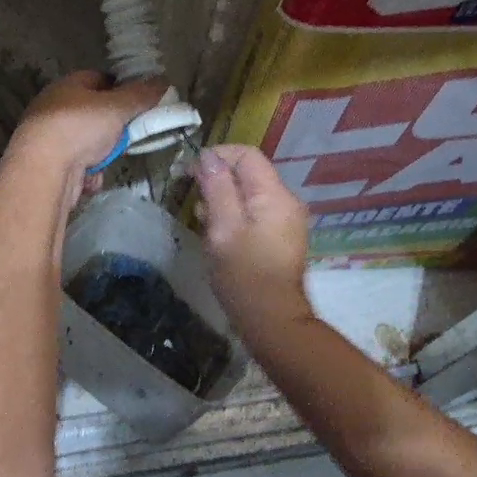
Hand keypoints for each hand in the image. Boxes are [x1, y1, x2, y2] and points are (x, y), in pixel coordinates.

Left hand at [9, 71, 169, 174]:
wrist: (42, 169)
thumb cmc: (80, 127)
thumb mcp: (117, 107)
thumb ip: (141, 95)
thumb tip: (163, 81)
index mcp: (67, 86)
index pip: (99, 79)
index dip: (121, 89)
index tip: (139, 104)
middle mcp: (53, 108)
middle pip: (93, 115)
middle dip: (112, 129)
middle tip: (127, 137)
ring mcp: (47, 137)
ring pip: (86, 144)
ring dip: (100, 155)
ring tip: (106, 161)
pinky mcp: (46, 165)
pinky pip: (75, 166)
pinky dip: (86, 173)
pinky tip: (89, 178)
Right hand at [193, 145, 315, 343]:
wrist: (272, 320)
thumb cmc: (244, 274)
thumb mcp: (223, 228)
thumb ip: (217, 188)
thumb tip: (209, 156)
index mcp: (274, 195)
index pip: (246, 155)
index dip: (217, 156)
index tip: (190, 174)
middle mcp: (286, 202)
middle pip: (248, 173)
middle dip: (217, 181)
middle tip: (195, 204)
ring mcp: (286, 221)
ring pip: (249, 194)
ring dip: (223, 201)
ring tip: (206, 225)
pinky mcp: (281, 237)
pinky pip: (255, 213)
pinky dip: (234, 217)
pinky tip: (220, 237)